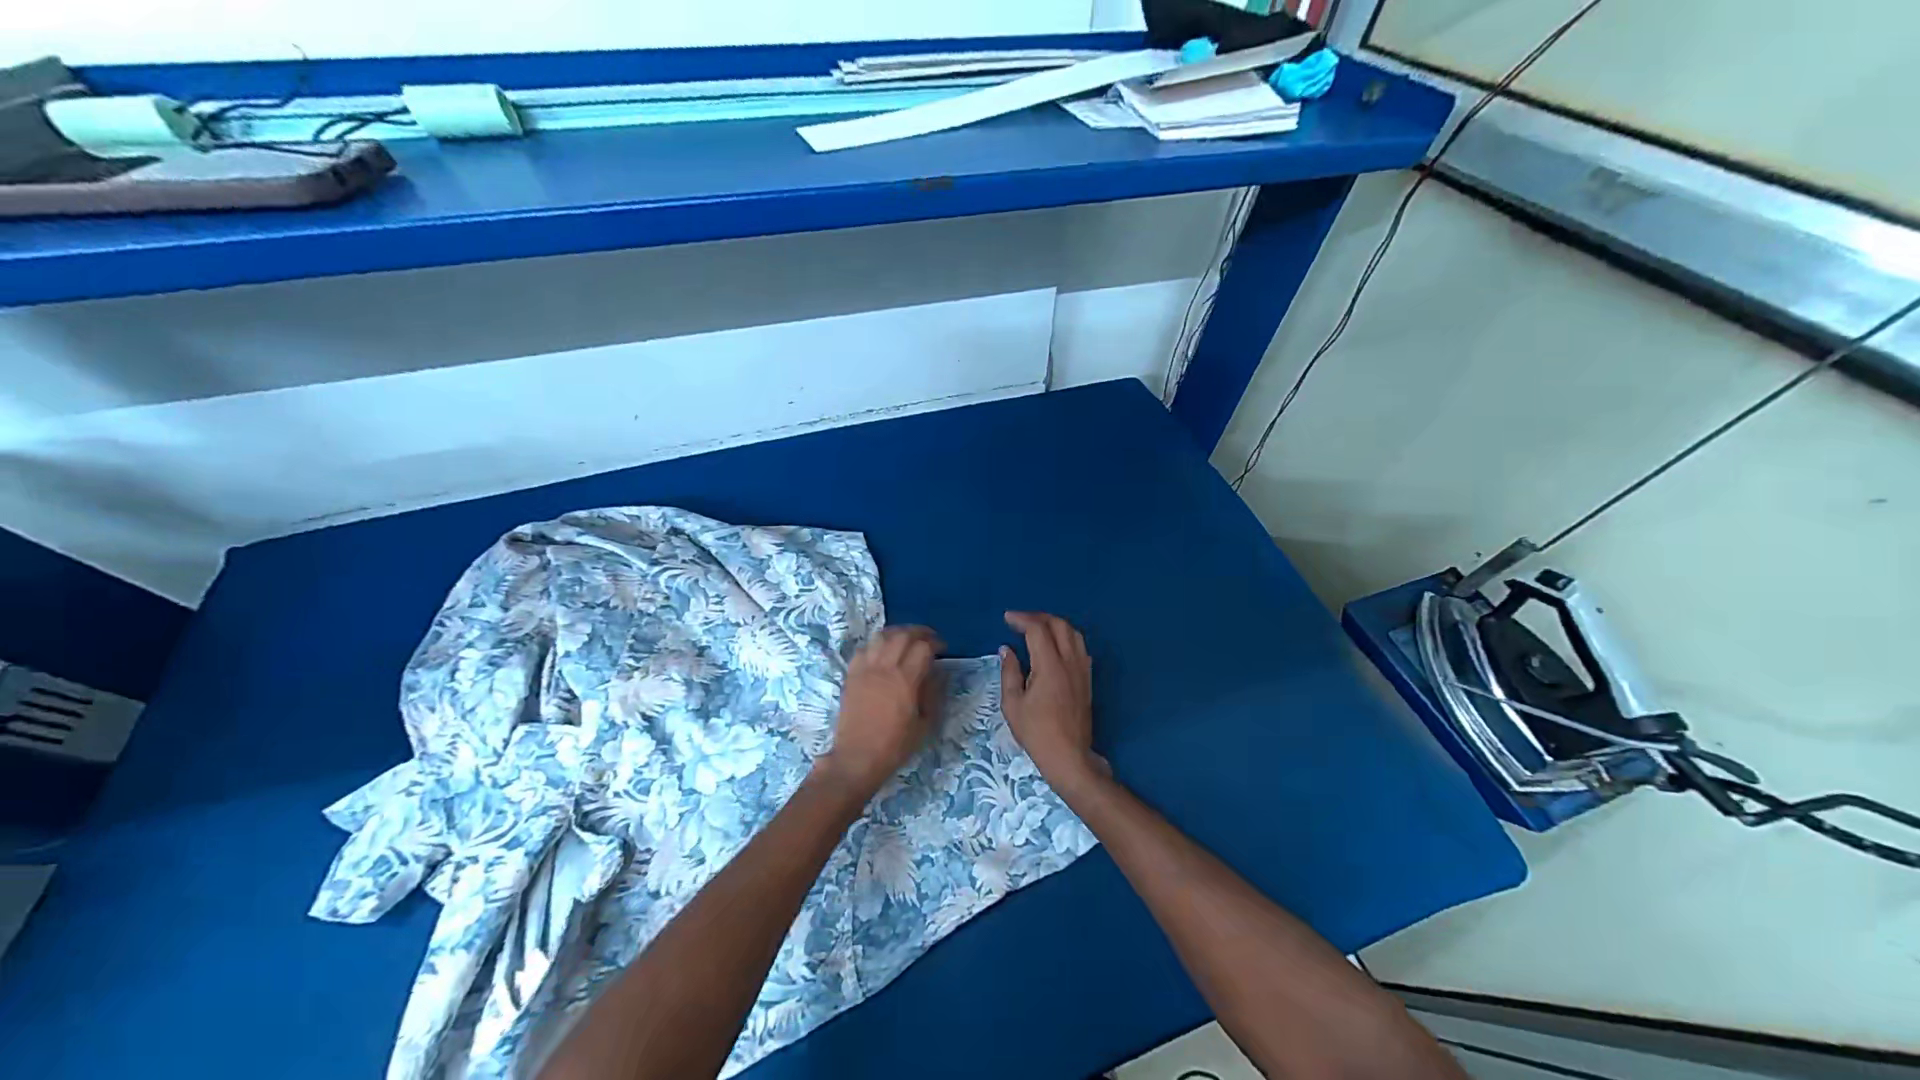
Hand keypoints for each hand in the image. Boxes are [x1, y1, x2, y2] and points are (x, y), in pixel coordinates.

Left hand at [819, 625, 943, 795]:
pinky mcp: (851, 675)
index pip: (923, 647)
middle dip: (919, 631)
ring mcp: (864, 669)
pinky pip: (863, 649)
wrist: (858, 757)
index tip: (943, 648)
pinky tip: (882, 651)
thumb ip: (933, 693)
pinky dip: (876, 644)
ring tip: (906, 639)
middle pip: (902, 635)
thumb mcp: (925, 723)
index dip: (936, 643)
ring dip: (897, 633)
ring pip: (881, 636)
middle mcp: (884, 668)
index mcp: (905, 680)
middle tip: (928, 638)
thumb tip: (939, 672)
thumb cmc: (895, 745)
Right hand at [999, 612, 1105, 788]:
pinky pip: (1080, 647)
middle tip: (1020, 621)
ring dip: (1055, 624)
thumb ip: (1009, 672)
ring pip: (1073, 633)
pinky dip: (1066, 637)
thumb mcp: (1013, 704)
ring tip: (1037, 628)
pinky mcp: (1087, 679)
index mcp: (1050, 666)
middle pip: (1059, 625)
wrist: (1069, 756)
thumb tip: (1006, 650)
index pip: (1038, 630)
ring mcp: (1082, 670)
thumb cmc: (1036, 733)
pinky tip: (1055, 645)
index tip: (1007, 618)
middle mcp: (1070, 662)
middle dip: (1038, 617)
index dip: (1022, 619)